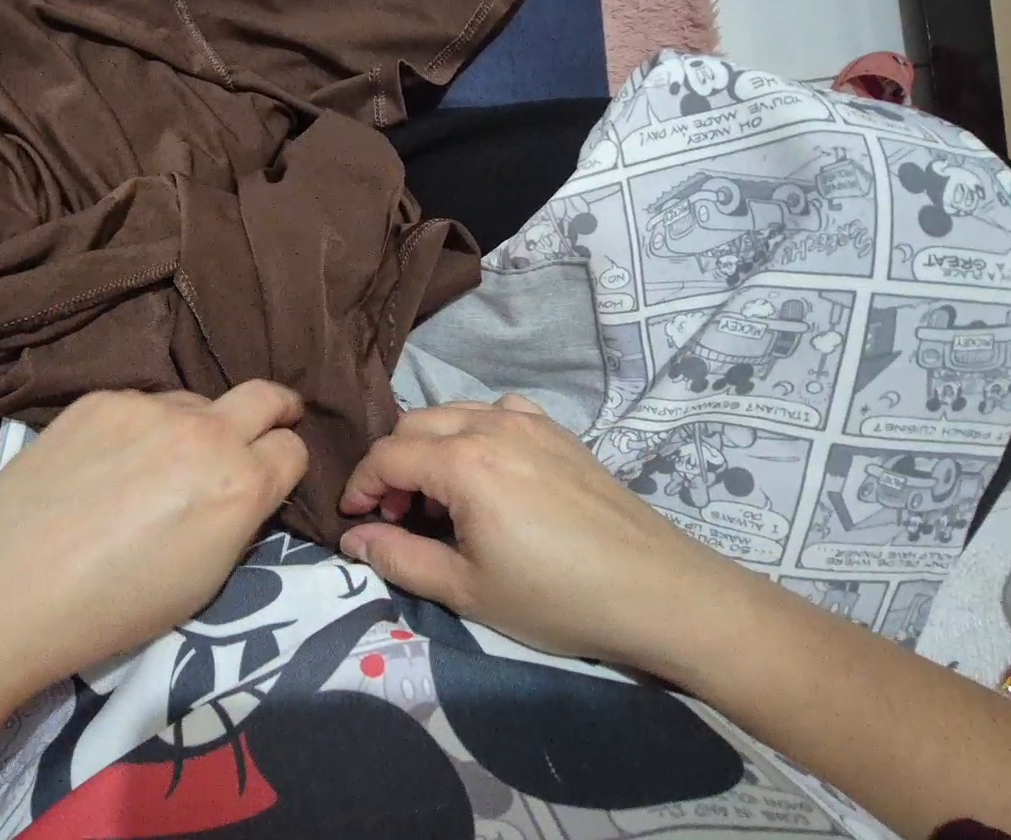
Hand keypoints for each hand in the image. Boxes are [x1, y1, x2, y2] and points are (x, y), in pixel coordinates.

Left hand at [0, 382, 307, 691]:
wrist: (5, 590)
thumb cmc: (114, 609)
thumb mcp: (205, 580)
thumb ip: (238, 520)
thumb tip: (243, 489)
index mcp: (239, 485)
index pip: (293, 451)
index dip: (286, 467)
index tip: (273, 476)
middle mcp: (204, 433)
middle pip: (266, 396)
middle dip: (280, 409)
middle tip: (275, 420)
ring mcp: (148, 408)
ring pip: (197, 402)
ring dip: (198, 425)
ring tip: (159, 465)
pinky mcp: (101, 399)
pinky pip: (142, 405)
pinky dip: (143, 429)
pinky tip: (109, 463)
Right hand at [338, 395, 756, 680]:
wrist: (658, 592)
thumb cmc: (555, 598)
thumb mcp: (466, 590)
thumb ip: (399, 558)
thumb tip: (352, 538)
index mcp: (462, 461)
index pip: (386, 456)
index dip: (360, 486)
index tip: (355, 520)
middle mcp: (490, 425)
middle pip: (413, 426)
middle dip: (392, 467)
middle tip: (398, 516)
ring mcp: (528, 422)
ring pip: (452, 413)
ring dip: (429, 447)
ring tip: (441, 499)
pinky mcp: (558, 431)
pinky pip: (497, 412)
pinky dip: (474, 432)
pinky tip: (489, 469)